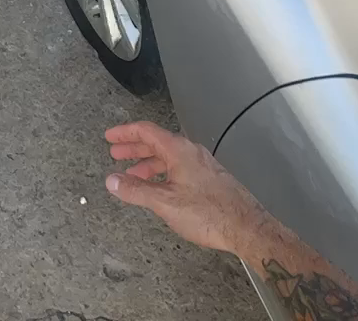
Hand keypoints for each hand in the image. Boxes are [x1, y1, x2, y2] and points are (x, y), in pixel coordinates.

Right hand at [103, 121, 269, 255]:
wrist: (247, 227)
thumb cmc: (208, 213)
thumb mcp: (165, 202)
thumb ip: (136, 190)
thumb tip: (111, 180)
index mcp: (178, 149)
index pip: (146, 131)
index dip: (125, 132)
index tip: (110, 137)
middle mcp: (190, 151)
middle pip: (156, 141)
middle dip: (134, 147)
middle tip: (115, 153)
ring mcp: (201, 163)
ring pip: (168, 156)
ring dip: (147, 162)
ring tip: (132, 174)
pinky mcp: (209, 177)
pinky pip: (179, 166)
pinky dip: (162, 171)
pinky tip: (159, 186)